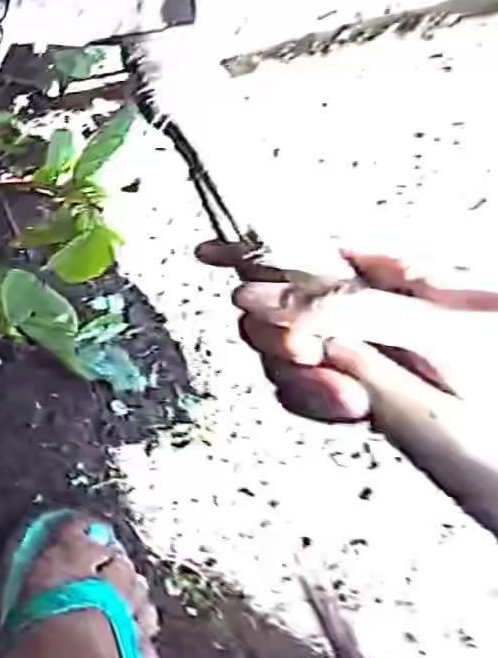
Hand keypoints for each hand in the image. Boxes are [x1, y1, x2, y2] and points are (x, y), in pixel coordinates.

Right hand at [200, 243, 497, 422]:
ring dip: (295, 370)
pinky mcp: (374, 390)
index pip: (323, 249)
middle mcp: (400, 314)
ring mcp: (386, 355)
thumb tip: (255, 290)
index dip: (262, 247)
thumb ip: (344, 313)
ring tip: (343, 399)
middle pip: (289, 299)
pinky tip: (342, 410)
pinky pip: (307, 379)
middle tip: (303, 356)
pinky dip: (308, 395)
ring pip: (290, 343)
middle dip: (278, 328)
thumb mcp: (445, 351)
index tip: (212, 253)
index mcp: (427, 288)